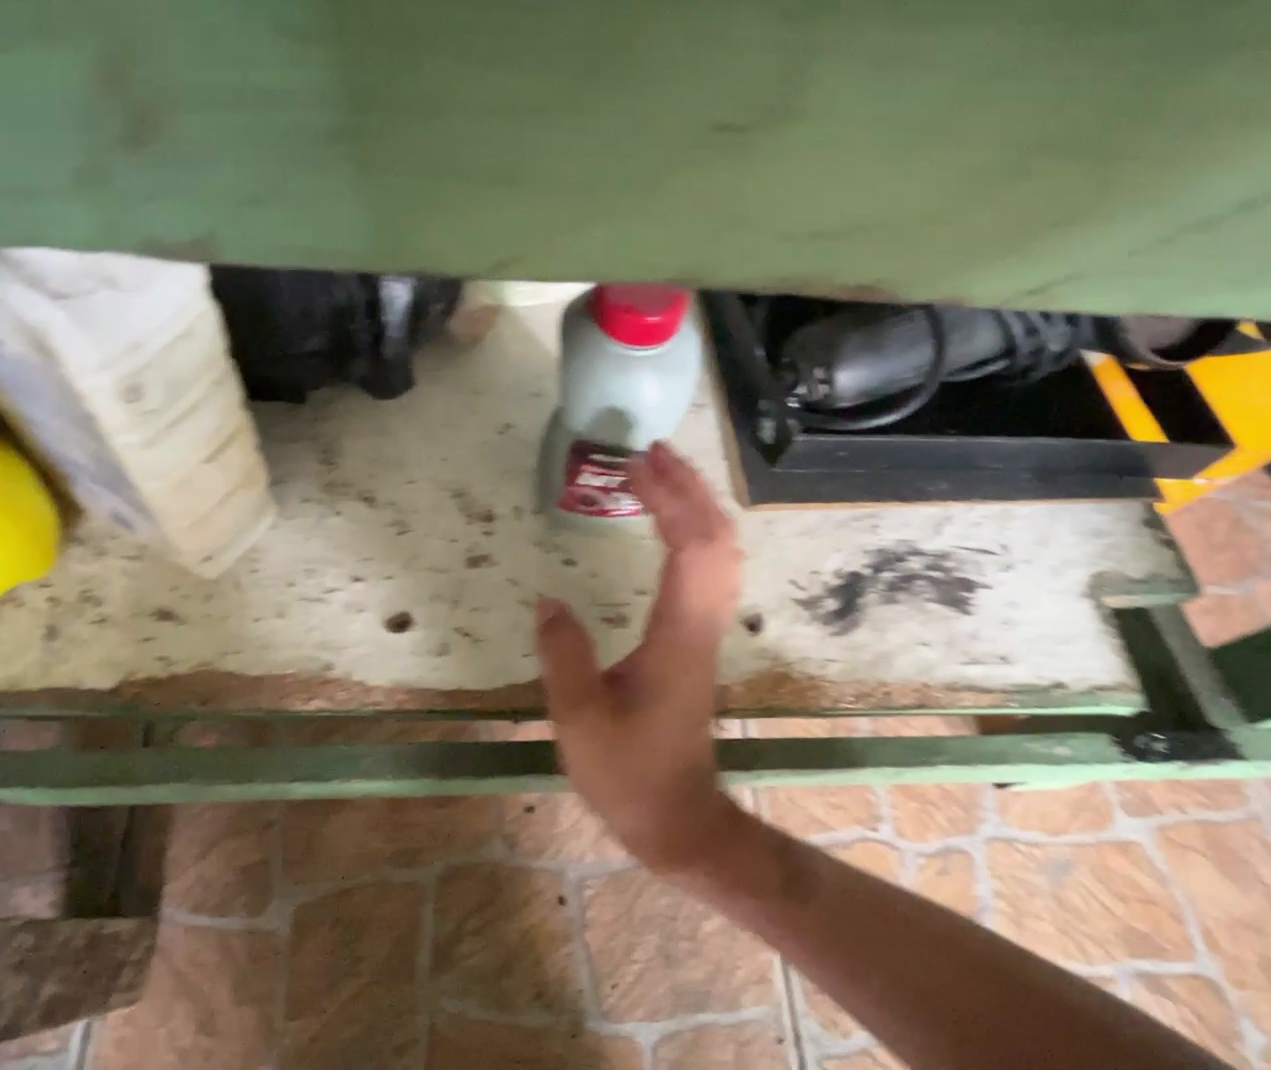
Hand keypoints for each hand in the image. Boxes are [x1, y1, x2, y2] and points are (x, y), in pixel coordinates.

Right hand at [535, 441, 745, 871]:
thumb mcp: (579, 719)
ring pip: (721, 553)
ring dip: (697, 507)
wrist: (677, 817)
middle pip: (717, 538)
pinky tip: (669, 529)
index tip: (634, 465)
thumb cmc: (628, 773)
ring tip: (660, 476)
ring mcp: (706, 633)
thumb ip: (564, 656)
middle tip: (649, 453)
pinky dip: (696, 536)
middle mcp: (702, 624)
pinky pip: (711, 572)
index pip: (690, 547)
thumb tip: (548, 601)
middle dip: (688, 487)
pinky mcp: (699, 644)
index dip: (669, 498)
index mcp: (677, 635)